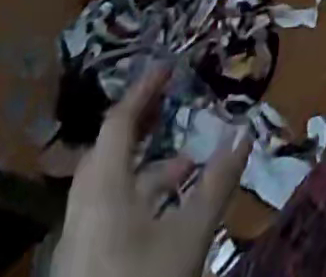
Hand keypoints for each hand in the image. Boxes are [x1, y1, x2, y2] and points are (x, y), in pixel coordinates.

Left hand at [51, 65, 249, 276]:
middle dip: (141, 125)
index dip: (142, 93)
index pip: (118, 125)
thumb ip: (218, 180)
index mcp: (103, 191)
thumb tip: (246, 130)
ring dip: (147, 166)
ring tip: (188, 164)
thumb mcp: (191, 233)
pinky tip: (170, 208)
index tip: (168, 67)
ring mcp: (79, 238)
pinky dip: (139, 194)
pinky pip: (109, 209)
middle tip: (172, 103)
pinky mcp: (84, 261)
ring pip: (109, 185)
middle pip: (107, 152)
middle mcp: (82, 208)